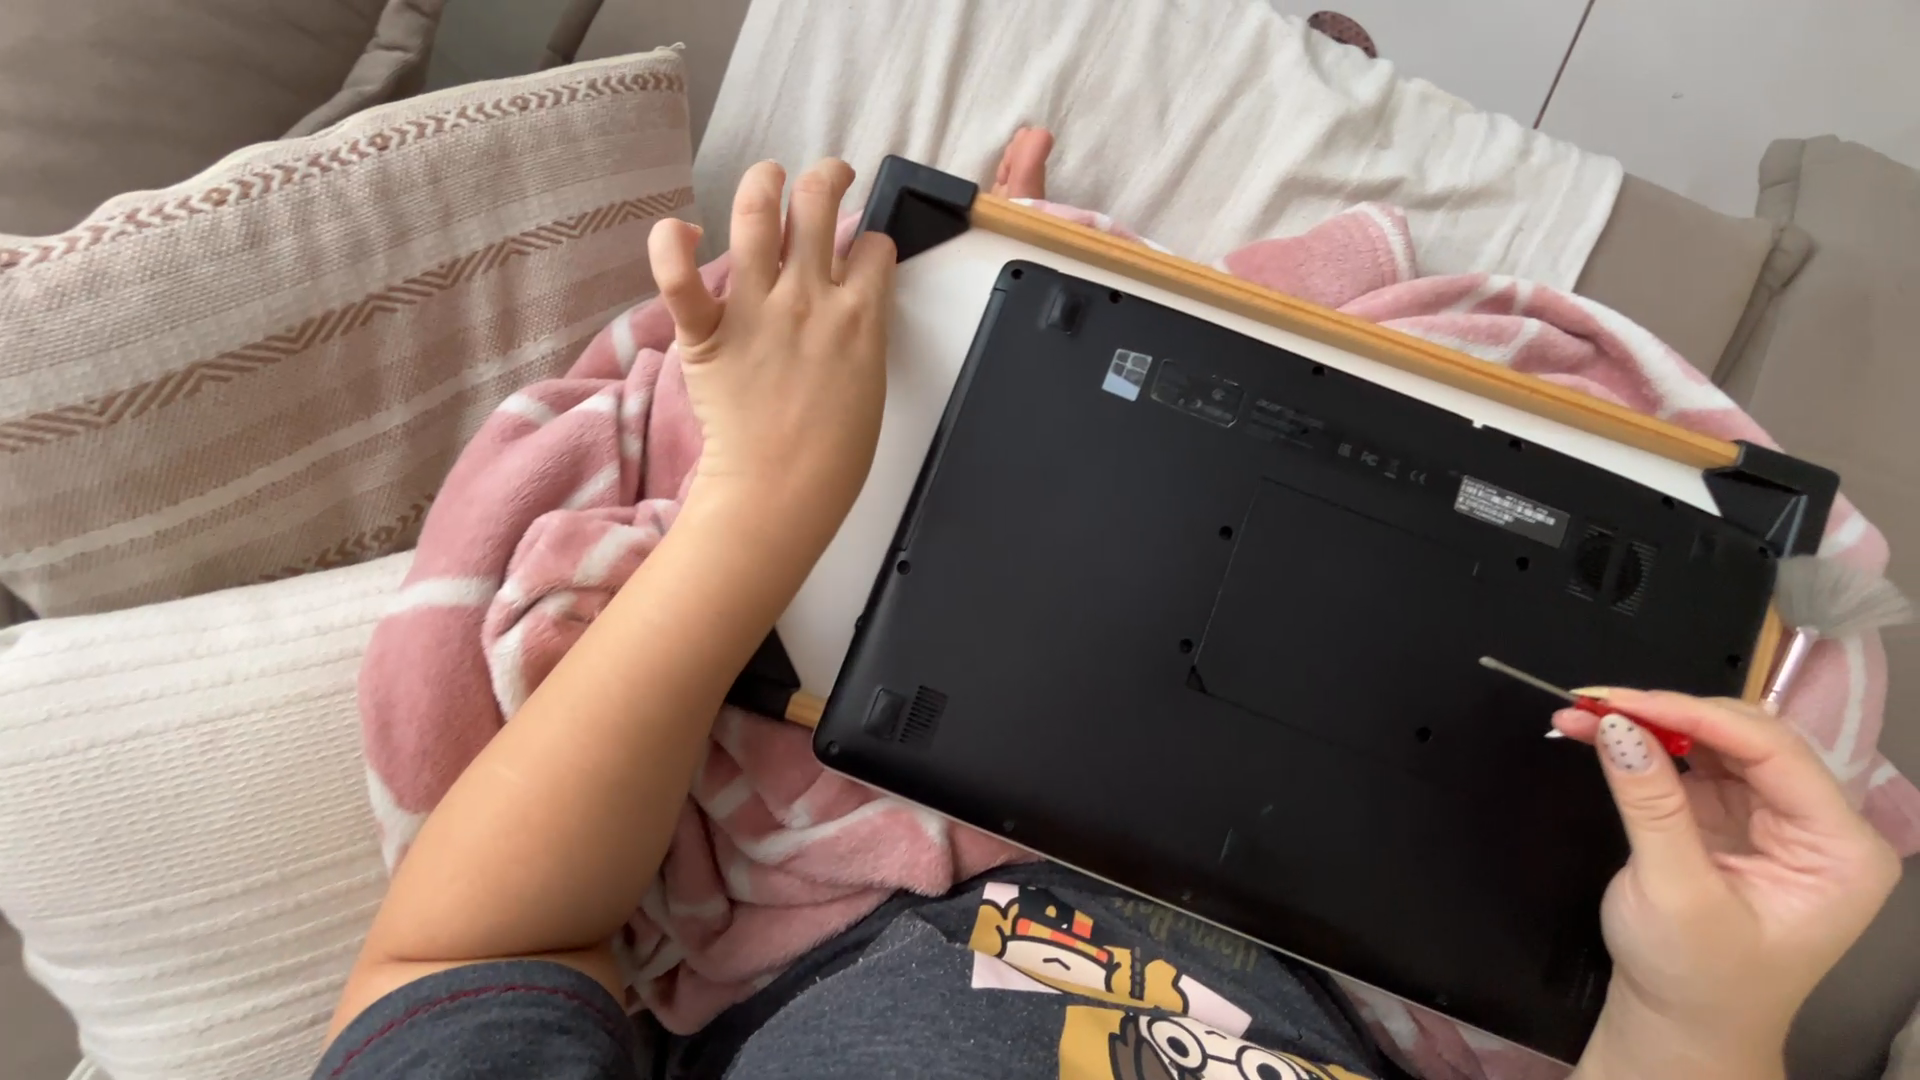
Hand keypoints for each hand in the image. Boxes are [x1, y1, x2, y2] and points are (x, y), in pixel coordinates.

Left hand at [647, 158, 896, 553]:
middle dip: (827, 177)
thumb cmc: (836, 456)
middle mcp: (811, 298)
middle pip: (819, 206)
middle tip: (828, 178)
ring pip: (758, 214)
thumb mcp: (871, 387)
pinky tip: (680, 231)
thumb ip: (863, 338)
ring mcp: (757, 310)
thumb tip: (853, 310)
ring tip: (770, 177)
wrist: (784, 492)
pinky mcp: (708, 333)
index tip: (865, 257)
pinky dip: (671, 246)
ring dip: (764, 182)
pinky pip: (678, 276)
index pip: (874, 250)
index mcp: (861, 317)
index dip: (873, 246)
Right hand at [1558, 690, 1901, 1079]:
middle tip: (1590, 703)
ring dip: (1644, 720)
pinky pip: (1684, 760)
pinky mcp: (1722, 816)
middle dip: (1666, 711)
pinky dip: (1638, 740)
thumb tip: (1613, 725)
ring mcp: (1767, 817)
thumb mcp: (1673, 890)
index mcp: (1838, 850)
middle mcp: (1814, 824)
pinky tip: (1595, 731)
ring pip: (1711, 740)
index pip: (1773, 753)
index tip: (1617, 699)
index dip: (1694, 715)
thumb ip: (1650, 804)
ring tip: (1578, 713)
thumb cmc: (1695, 971)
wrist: (1681, 1018)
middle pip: (1747, 736)